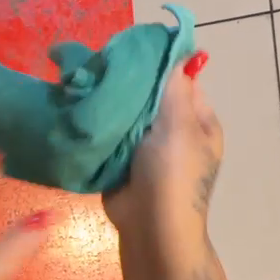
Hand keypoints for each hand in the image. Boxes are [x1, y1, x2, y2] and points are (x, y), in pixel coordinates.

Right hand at [102, 52, 222, 248]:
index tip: (125, 53)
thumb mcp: (179, 127)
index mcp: (198, 121)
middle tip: (96, 72)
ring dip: (108, 108)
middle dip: (126, 86)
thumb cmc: (171, 176)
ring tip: (83, 90)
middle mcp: (174, 132)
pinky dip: (97, 130)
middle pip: (149, 97)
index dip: (156, 65)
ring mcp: (146, 149)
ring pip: (126, 117)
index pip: (179, 80)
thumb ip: (175, 89)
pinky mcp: (121, 163)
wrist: (150, 228)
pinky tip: (81, 117)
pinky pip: (109, 138)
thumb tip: (184, 51)